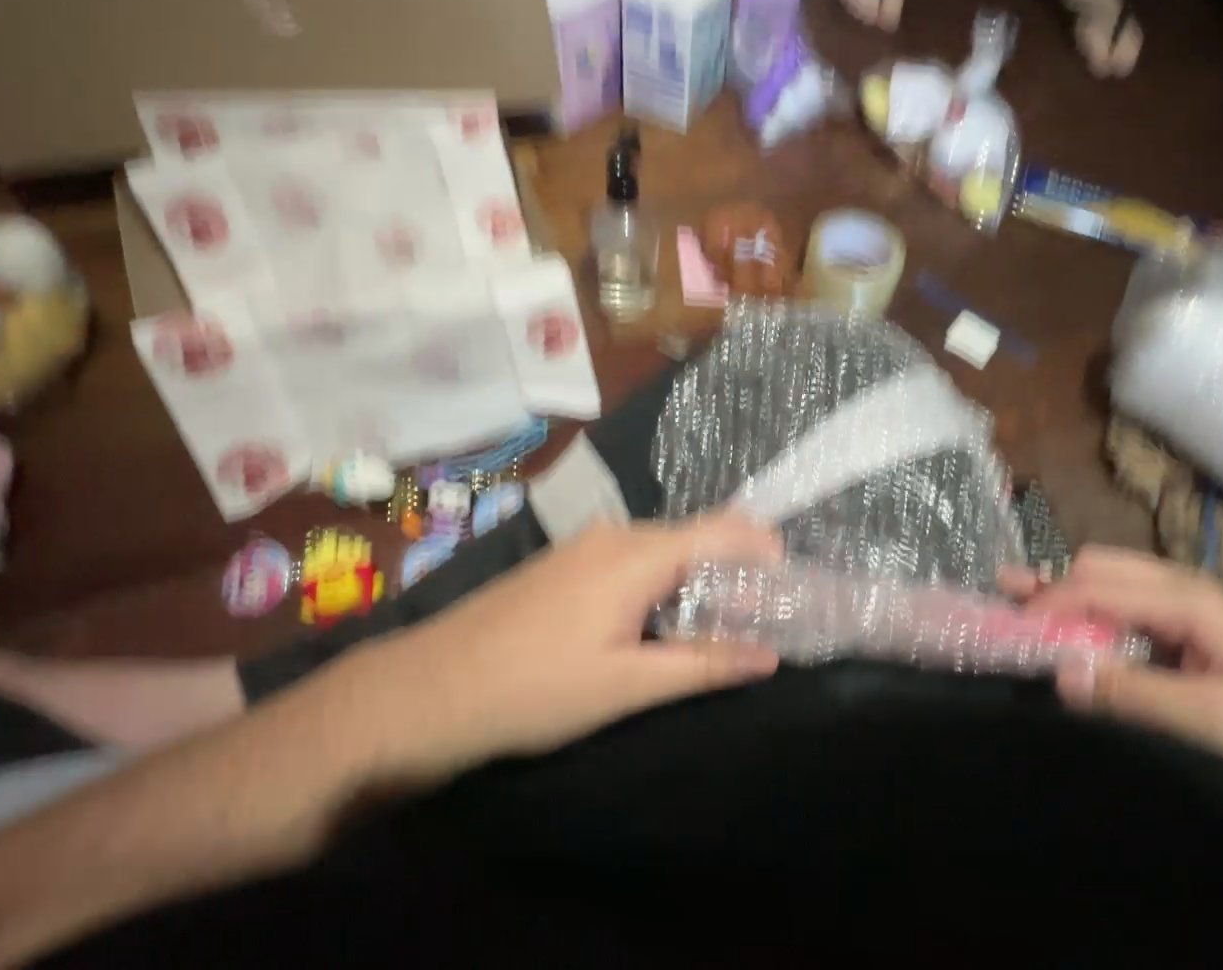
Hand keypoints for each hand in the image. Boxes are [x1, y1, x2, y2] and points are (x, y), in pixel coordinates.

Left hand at [326, 513, 782, 788]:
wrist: (426, 691)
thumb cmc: (533, 690)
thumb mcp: (627, 686)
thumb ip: (703, 664)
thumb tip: (769, 655)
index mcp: (635, 555)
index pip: (721, 531)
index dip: (764, 549)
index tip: (795, 582)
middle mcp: (613, 535)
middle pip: (694, 537)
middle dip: (735, 569)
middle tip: (763, 615)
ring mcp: (583, 546)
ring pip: (661, 549)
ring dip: (696, 579)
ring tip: (718, 624)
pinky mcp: (563, 564)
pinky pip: (631, 559)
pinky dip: (661, 582)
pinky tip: (659, 621)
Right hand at [1020, 547, 1222, 816]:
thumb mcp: (1212, 722)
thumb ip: (1136, 693)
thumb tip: (1060, 673)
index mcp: (1190, 599)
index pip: (1098, 585)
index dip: (1049, 606)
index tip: (1008, 636)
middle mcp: (1182, 589)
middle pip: (1098, 569)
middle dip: (1052, 591)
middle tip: (1006, 621)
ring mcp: (1186, 609)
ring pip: (1108, 585)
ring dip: (1066, 602)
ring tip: (1017, 615)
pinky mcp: (1187, 634)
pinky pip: (1125, 611)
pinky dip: (1089, 621)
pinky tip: (1065, 636)